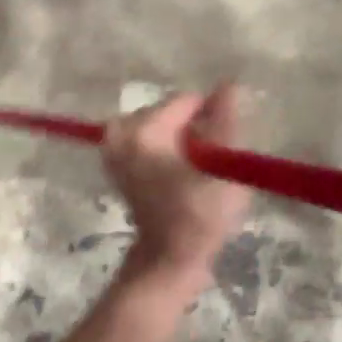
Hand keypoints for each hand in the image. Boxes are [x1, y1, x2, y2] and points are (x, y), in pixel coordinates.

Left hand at [103, 88, 248, 284]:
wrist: (169, 256)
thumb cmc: (199, 214)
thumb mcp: (222, 168)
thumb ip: (225, 123)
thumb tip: (229, 85)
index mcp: (141, 128)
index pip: (185, 102)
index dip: (212, 119)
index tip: (226, 146)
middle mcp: (118, 130)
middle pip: (170, 113)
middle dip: (195, 131)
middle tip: (212, 164)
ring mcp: (112, 146)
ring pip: (160, 126)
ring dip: (182, 141)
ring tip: (198, 173)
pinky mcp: (115, 161)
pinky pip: (148, 141)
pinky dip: (166, 151)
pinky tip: (181, 176)